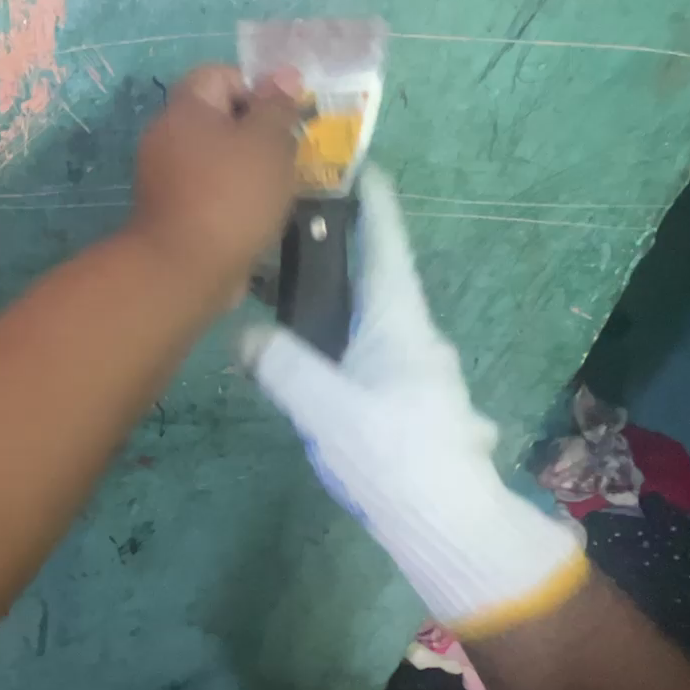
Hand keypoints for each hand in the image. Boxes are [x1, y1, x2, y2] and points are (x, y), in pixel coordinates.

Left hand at [125, 64, 303, 296]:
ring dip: (246, 167)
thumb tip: (284, 75)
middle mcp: (165, 137)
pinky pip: (206, 189)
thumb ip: (277, 106)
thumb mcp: (268, 143)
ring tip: (277, 188)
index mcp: (184, 110)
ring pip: (213, 157)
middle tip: (286, 154)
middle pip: (216, 117)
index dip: (255, 87)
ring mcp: (162, 176)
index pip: (219, 74)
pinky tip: (254, 215)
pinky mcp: (169, 211)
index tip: (282, 118)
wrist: (184, 269)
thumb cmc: (231, 196)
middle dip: (255, 131)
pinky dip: (230, 196)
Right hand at [240, 170, 586, 635]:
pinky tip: (305, 357)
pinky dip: (335, 335)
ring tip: (283, 292)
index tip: (355, 165)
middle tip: (288, 233)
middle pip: (374, 276)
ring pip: (367, 316)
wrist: (448, 524)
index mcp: (399, 322)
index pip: (385, 244)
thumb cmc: (393, 453)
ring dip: (333, 297)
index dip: (373, 202)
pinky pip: (365, 349)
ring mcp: (414, 369)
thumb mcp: (324, 406)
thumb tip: (241, 333)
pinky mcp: (407, 398)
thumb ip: (280, 364)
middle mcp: (412, 335)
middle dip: (339, 249)